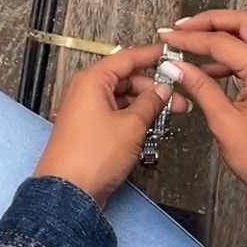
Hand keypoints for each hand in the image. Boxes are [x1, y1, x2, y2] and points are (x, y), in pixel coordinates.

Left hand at [34, 44, 189, 207]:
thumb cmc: (92, 156)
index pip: (126, 58)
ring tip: (169, 114)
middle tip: (177, 99)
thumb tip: (162, 90)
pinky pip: (116, 115)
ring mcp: (87, 111)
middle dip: (153, 87)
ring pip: (122, 99)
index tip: (169, 54)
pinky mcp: (89, 130)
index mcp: (92, 81)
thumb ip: (150, 103)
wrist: (69, 192)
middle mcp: (86, 92)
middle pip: (125, 79)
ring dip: (145, 105)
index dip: (150, 56)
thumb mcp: (131, 125)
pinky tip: (151, 126)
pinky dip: (133, 118)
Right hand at [162, 11, 246, 244]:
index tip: (167, 36)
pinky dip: (234, 54)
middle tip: (184, 27)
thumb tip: (175, 65)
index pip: (223, 42)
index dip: (191, 37)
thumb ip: (200, 87)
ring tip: (192, 44)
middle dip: (212, 20)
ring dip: (223, 36)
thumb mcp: (225, 123)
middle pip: (246, 23)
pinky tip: (210, 69)